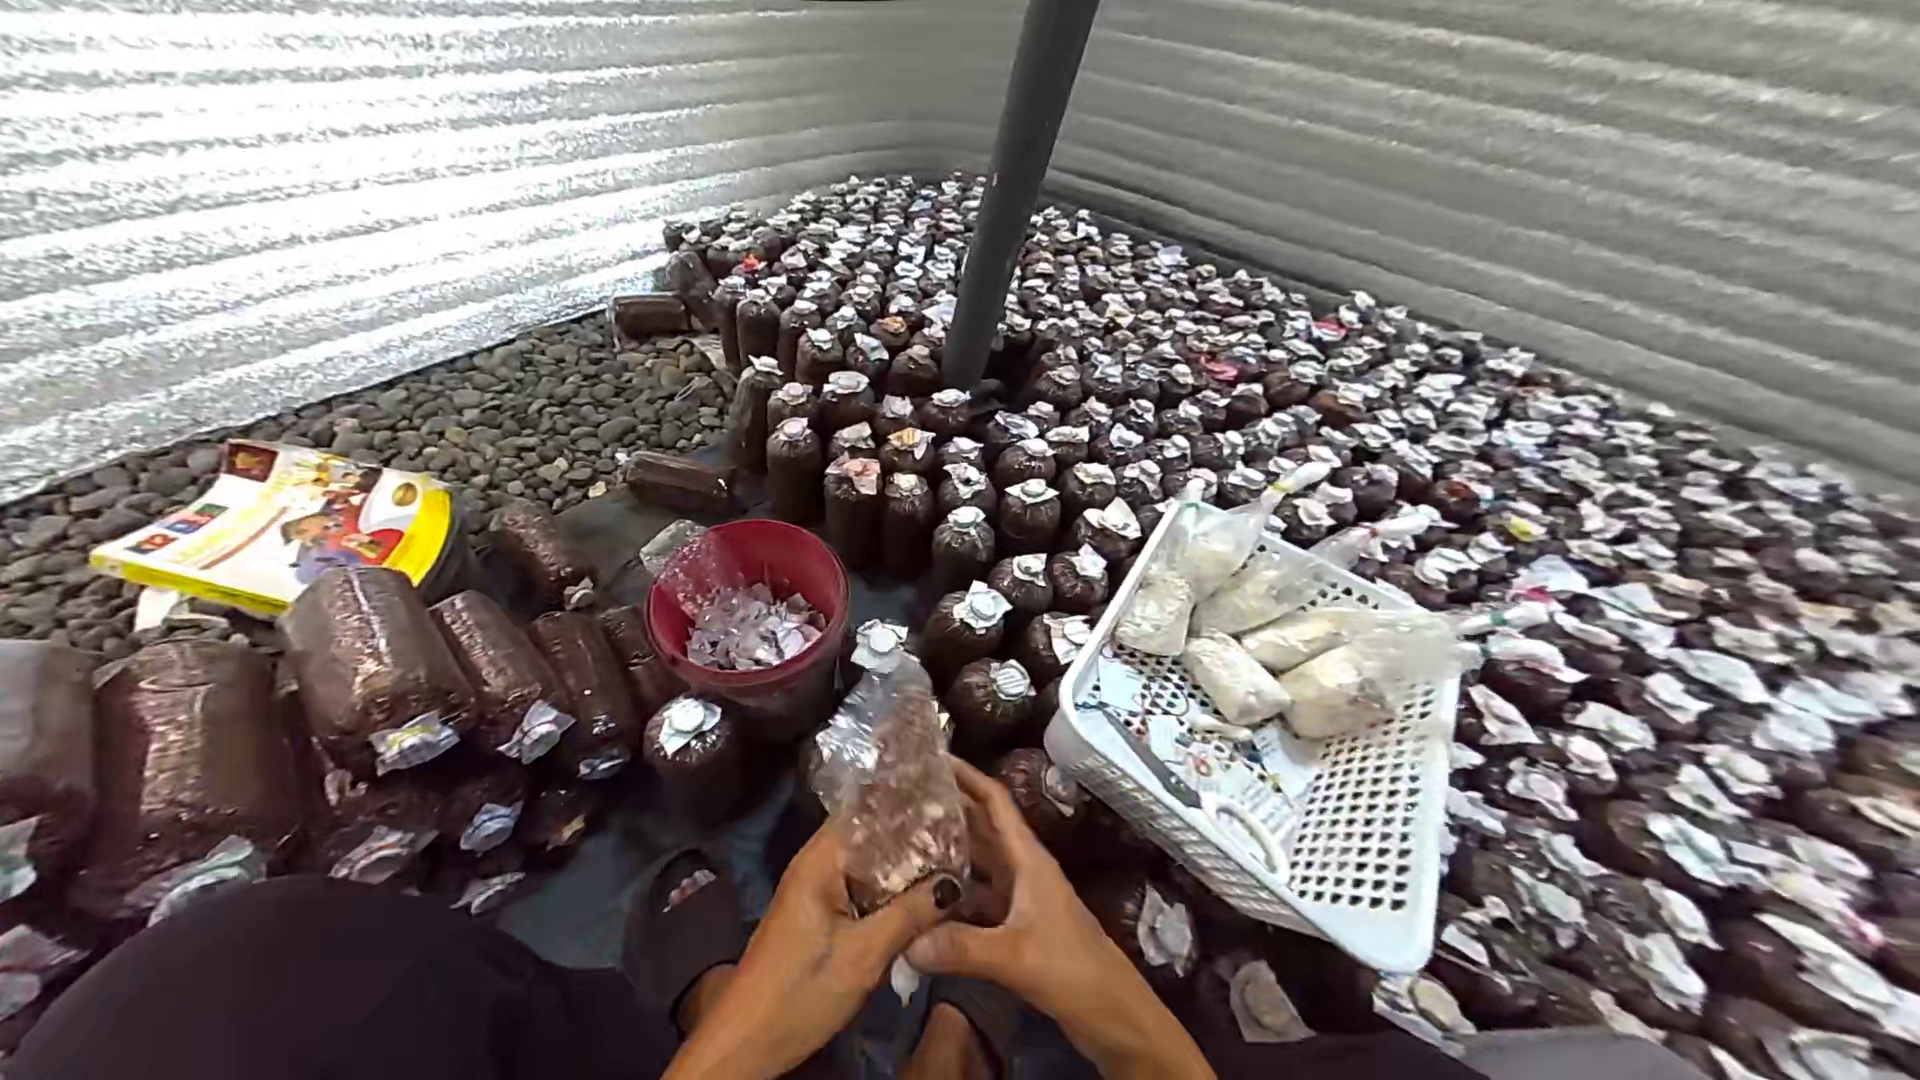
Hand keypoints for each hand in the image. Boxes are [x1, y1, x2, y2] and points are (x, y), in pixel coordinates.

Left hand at [665, 822, 957, 1079]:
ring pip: (871, 859)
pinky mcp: (821, 908)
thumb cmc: (799, 993)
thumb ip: (910, 914)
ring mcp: (819, 884)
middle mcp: (819, 860)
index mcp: (822, 857)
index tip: (948, 797)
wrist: (744, 1046)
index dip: (908, 800)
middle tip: (961, 827)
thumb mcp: (863, 955)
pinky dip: (890, 883)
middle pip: (873, 831)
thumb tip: (954, 882)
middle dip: (914, 830)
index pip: (869, 806)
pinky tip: (922, 889)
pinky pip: (863, 882)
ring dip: (905, 860)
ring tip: (952, 851)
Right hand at [907, 759, 1216, 1079]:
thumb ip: (962, 947)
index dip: (968, 776)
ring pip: (979, 860)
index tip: (934, 759)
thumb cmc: (1072, 968)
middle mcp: (1022, 867)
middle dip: (949, 807)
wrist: (1113, 1013)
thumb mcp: (1015, 956)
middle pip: (982, 826)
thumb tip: (905, 941)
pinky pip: (977, 894)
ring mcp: (1019, 895)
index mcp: (1027, 857)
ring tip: (906, 838)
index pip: (995, 801)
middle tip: (904, 798)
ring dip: (949, 847)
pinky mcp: (1015, 923)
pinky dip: (954, 890)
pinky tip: (927, 895)